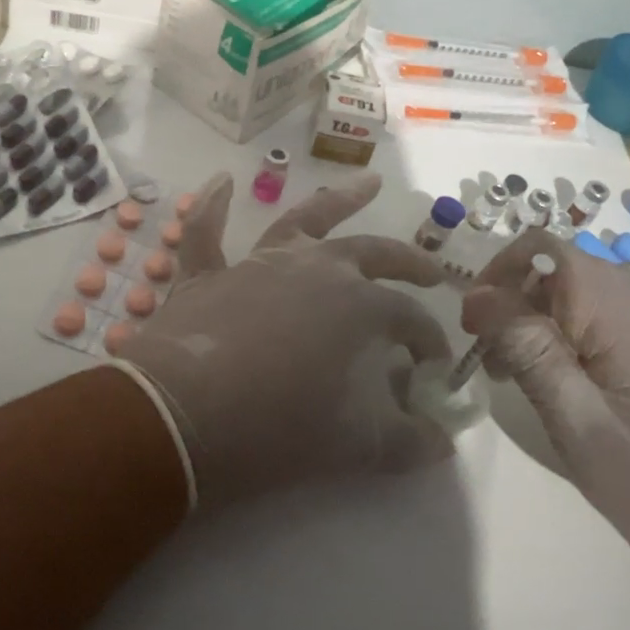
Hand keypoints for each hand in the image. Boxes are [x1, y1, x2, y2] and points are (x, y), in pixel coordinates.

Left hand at [116, 172, 455, 507]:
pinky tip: (221, 181)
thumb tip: (444, 441)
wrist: (185, 420)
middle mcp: (318, 270)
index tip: (435, 371)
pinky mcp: (208, 276)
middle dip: (408, 263)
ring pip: (305, 220)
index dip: (429, 344)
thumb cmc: (282, 431)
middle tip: (432, 272)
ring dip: (340, 199)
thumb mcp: (361, 448)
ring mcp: (260, 266)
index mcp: (362, 306)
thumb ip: (411, 443)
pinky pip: (206, 232)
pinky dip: (212, 205)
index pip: (411, 320)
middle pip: (374, 255)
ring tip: (370, 182)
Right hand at [461, 229, 629, 593]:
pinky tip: (581, 376)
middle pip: (564, 266)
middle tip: (497, 364)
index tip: (474, 328)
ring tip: (534, 373)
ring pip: (589, 286)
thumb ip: (527, 349)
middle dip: (518, 302)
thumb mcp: (577, 421)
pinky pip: (620, 306)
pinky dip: (585, 326)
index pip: (542, 248)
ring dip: (549, 316)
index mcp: (623, 304)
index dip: (497, 275)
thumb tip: (478, 295)